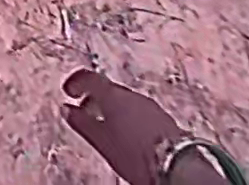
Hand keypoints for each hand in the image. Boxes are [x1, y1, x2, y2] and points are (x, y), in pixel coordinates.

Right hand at [61, 70, 197, 184]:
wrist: (183, 170)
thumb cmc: (137, 154)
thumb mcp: (102, 141)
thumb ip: (81, 122)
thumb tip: (66, 110)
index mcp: (112, 94)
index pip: (88, 77)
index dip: (76, 82)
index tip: (69, 91)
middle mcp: (132, 95)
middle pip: (109, 90)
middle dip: (95, 99)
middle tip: (86, 111)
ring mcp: (152, 108)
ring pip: (126, 102)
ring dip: (115, 110)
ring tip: (109, 128)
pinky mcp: (168, 123)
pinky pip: (143, 114)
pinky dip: (132, 119)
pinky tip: (131, 136)